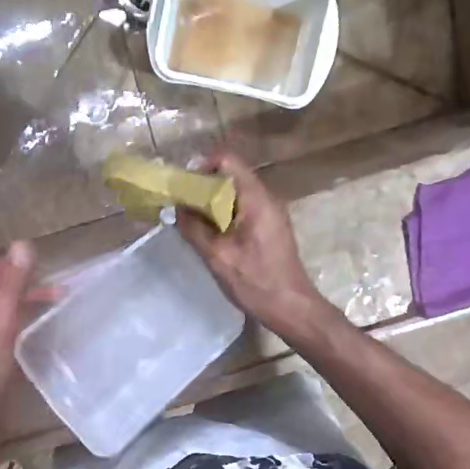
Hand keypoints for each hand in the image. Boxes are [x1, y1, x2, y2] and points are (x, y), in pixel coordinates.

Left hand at [0, 241, 37, 428]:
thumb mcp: (3, 320)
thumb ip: (13, 284)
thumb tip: (23, 244)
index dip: (17, 267)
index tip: (47, 268)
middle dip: (26, 290)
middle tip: (59, 294)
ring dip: (24, 309)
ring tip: (52, 312)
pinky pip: (0, 334)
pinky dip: (18, 328)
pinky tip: (33, 337)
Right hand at [174, 152, 333, 340]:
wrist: (291, 308)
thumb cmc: (256, 281)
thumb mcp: (217, 256)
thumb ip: (194, 228)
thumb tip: (177, 209)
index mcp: (256, 199)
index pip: (229, 161)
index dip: (203, 166)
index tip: (184, 185)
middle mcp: (267, 198)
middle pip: (231, 176)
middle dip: (204, 186)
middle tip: (182, 205)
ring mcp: (271, 213)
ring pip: (236, 194)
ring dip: (213, 203)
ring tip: (192, 221)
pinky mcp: (270, 227)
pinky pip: (243, 209)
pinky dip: (224, 214)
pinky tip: (211, 235)